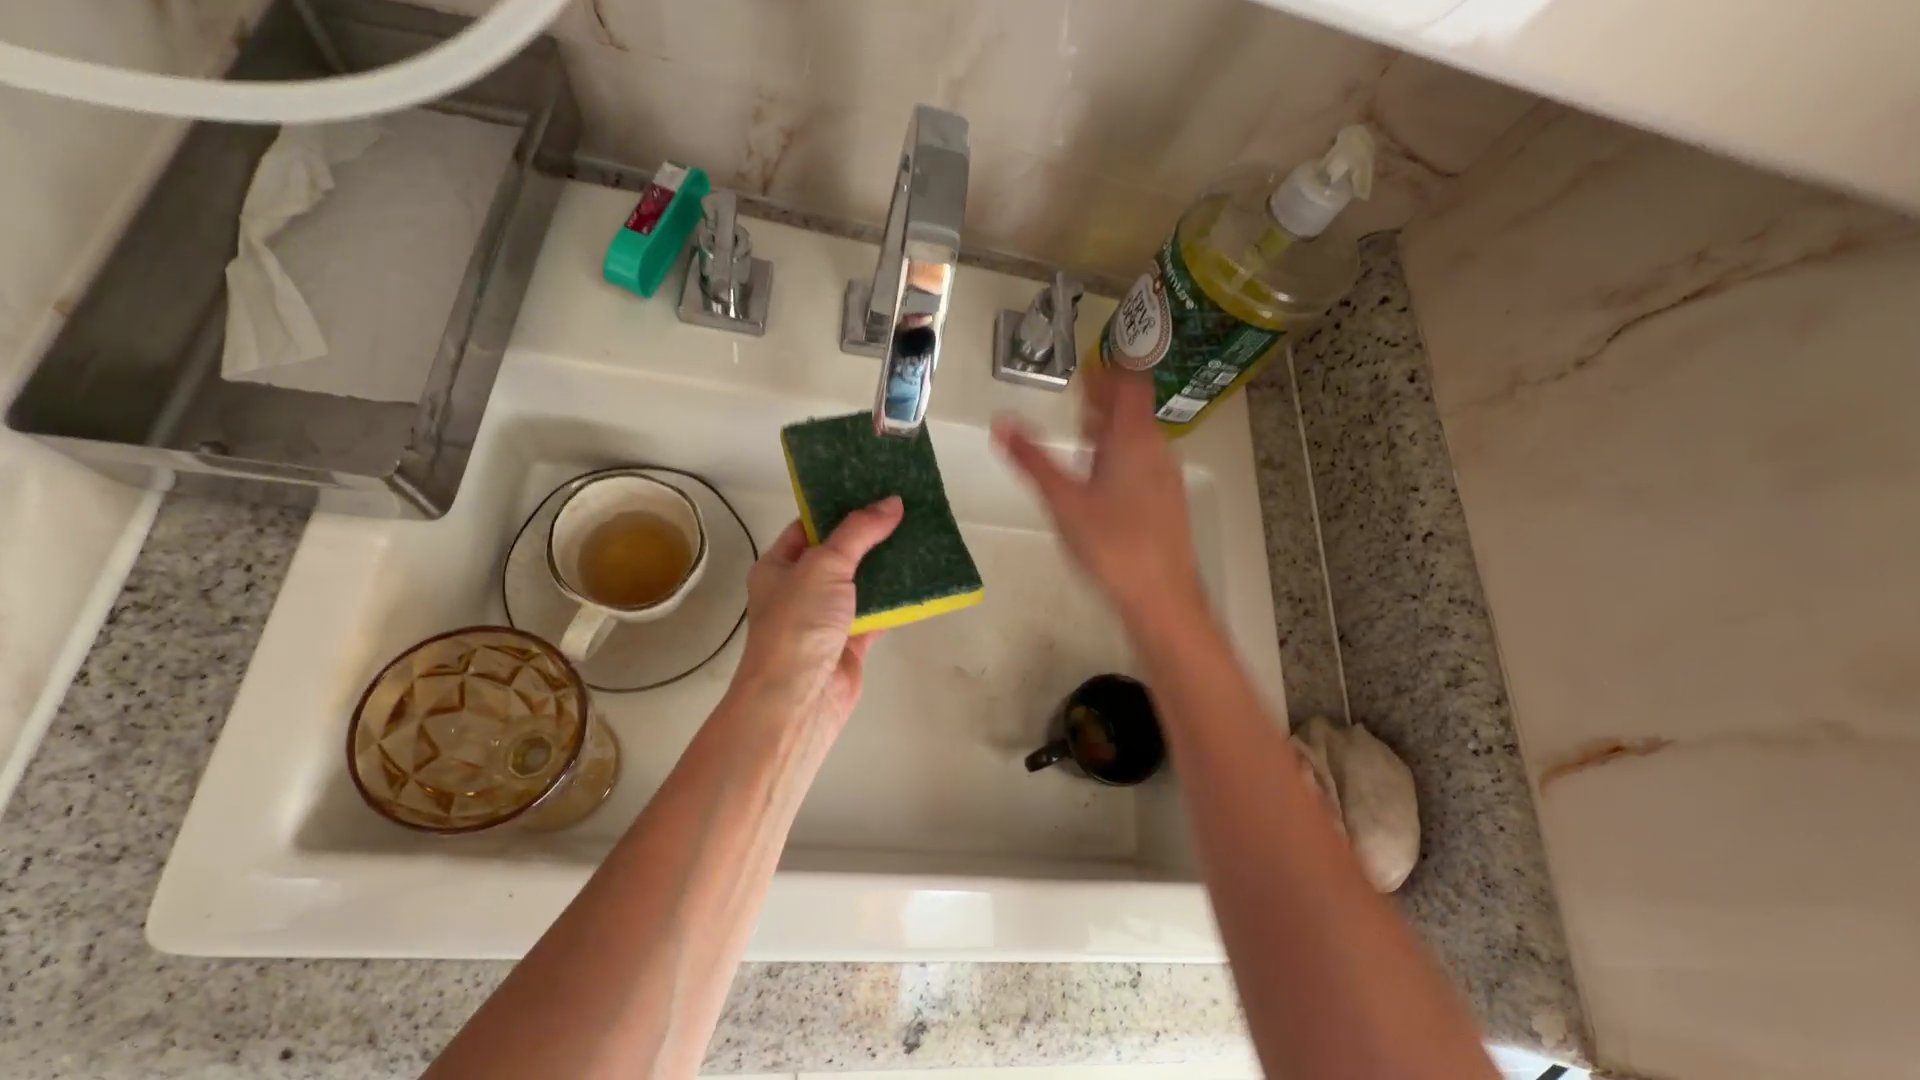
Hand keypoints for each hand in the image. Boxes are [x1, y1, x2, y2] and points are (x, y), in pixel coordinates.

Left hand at [730, 496, 903, 730]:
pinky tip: (923, 581)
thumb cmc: (798, 624)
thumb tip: (892, 502)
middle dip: (870, 535)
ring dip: (887, 566)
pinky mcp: (851, 642)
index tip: (872, 488)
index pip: (809, 526)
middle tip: (906, 509)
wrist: (799, 699)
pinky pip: (878, 613)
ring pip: (862, 583)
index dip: (838, 506)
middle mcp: (800, 589)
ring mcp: (826, 618)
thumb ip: (859, 532)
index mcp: (779, 566)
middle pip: (839, 553)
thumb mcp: (824, 565)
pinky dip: (898, 601)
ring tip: (921, 536)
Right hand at [993, 366, 1206, 627]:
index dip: (1109, 372)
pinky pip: (1143, 463)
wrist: (1162, 595)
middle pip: (1133, 411)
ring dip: (1111, 431)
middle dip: (1104, 402)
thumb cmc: (1111, 543)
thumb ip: (1030, 460)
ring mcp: (1166, 477)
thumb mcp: (1062, 500)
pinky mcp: (1168, 502)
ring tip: (1082, 436)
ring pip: (1139, 439)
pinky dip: (1121, 456)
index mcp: (1133, 438)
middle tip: (1077, 398)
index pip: (1129, 384)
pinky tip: (1101, 479)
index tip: (1086, 368)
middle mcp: (1156, 449)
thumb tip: (999, 423)